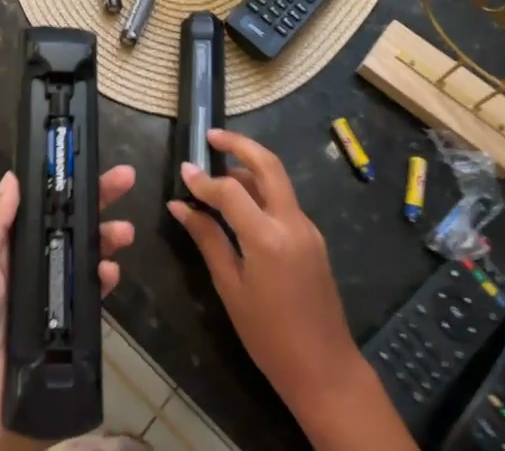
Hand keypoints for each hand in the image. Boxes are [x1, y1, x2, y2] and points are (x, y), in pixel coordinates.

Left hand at [0, 165, 135, 450]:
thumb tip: (13, 178)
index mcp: (6, 252)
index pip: (41, 210)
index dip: (65, 187)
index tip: (89, 163)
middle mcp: (30, 270)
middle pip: (69, 230)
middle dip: (97, 204)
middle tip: (125, 180)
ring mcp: (49, 300)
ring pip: (84, 261)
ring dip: (106, 241)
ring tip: (123, 232)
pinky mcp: (64, 332)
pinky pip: (89, 301)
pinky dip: (103, 282)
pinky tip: (112, 273)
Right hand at [168, 130, 359, 418]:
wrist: (324, 368)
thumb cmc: (268, 336)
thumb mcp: (230, 288)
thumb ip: (207, 240)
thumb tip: (180, 206)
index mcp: (268, 237)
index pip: (230, 191)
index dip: (203, 180)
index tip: (182, 171)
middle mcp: (293, 223)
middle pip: (268, 165)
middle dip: (240, 145)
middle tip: (211, 137)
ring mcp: (308, 229)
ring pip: (278, 182)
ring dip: (251, 168)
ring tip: (219, 172)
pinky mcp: (313, 239)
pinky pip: (284, 203)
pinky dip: (261, 192)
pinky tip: (241, 204)